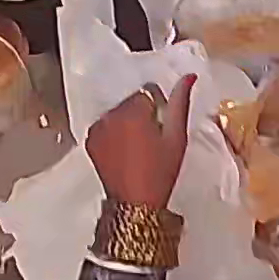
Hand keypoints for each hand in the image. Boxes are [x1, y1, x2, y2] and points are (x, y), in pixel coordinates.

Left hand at [86, 74, 196, 208]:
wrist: (135, 203)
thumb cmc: (161, 172)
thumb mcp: (176, 137)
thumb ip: (180, 103)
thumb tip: (189, 76)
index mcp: (134, 110)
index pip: (148, 92)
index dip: (158, 108)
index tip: (162, 127)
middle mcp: (111, 114)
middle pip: (131, 102)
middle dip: (141, 114)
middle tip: (151, 140)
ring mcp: (97, 127)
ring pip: (117, 114)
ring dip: (126, 122)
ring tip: (137, 147)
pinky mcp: (89, 140)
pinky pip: (104, 127)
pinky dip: (112, 134)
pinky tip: (123, 151)